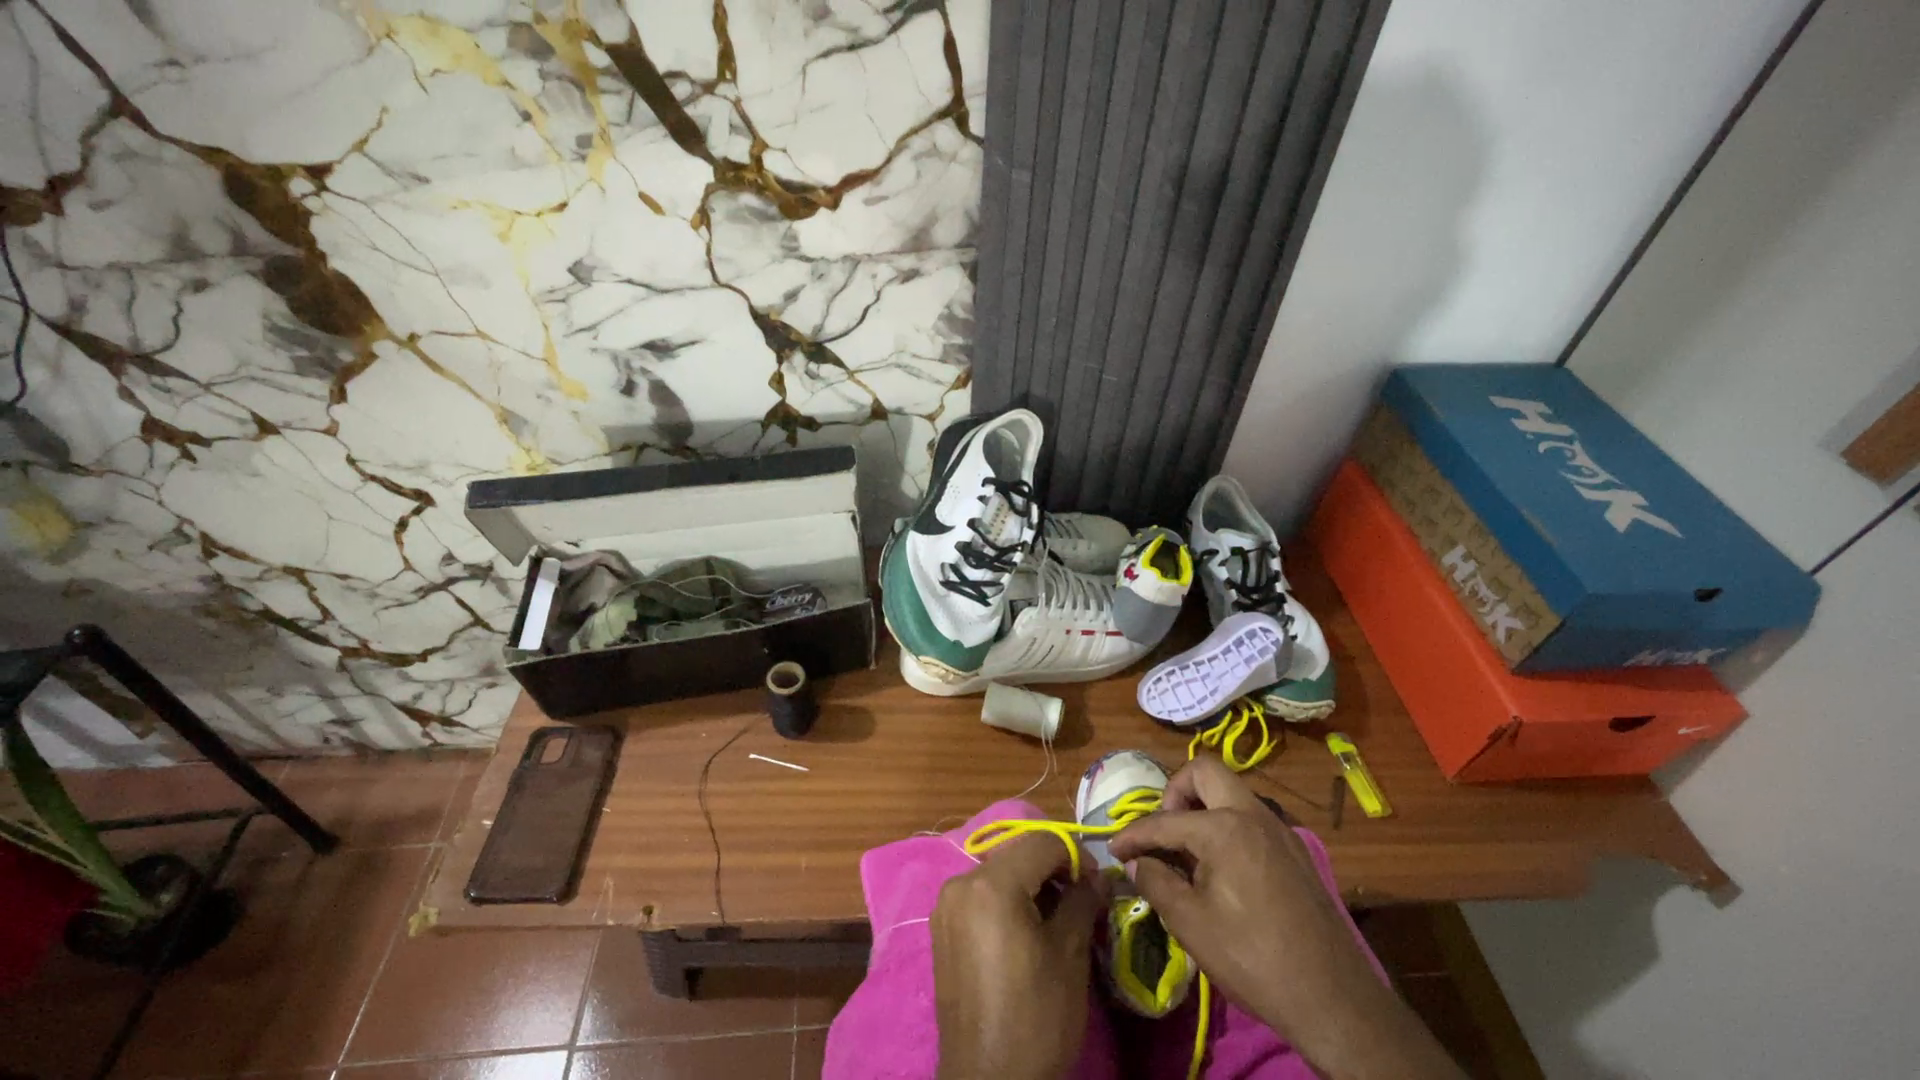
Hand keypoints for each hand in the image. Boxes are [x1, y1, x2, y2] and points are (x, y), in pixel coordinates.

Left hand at [932, 832, 1101, 1079]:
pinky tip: (1028, 934)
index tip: (1097, 886)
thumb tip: (1098, 875)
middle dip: (1053, 871)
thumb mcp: (1070, 953)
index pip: (1042, 842)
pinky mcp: (942, 932)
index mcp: (990, 884)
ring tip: (1059, 922)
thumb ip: (1083, 900)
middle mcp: (959, 884)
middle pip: (1017, 856)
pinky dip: (1008, 903)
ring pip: (998, 876)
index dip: (1076, 856)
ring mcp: (945, 908)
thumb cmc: (1036, 1015)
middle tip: (1083, 903)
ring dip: (1031, 886)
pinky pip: (981, 899)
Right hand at [1109, 757, 1462, 1079]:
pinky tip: (1220, 869)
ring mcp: (1281, 831)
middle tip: (1162, 832)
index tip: (1113, 850)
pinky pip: (1252, 819)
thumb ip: (1156, 882)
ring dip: (1203, 808)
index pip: (1163, 820)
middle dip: (1174, 792)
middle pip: (1205, 772)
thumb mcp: (1189, 923)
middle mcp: (1254, 814)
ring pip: (1233, 793)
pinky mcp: (1296, 853)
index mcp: (1224, 827)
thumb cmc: (1252, 957)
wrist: (1333, 997)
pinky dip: (1227, 827)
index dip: (1132, 835)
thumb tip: (1139, 863)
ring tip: (1186, 853)